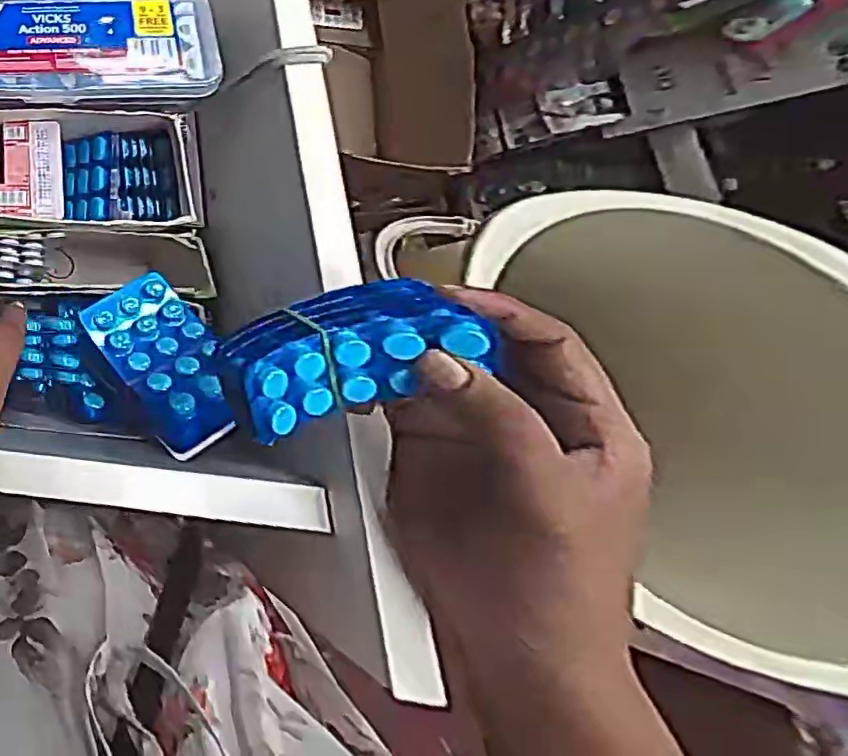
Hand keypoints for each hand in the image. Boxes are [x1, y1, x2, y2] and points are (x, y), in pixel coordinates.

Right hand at [386, 287, 654, 689]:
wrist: (506, 639)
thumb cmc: (559, 584)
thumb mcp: (546, 490)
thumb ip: (497, 418)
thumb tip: (442, 360)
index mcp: (582, 427)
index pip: (548, 345)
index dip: (503, 313)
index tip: (452, 298)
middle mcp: (521, 421)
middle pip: (476, 351)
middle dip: (435, 328)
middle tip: (393, 312)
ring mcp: (466, 434)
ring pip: (428, 372)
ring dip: (395, 352)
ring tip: (366, 336)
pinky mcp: (419, 448)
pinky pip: (391, 399)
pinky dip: (369, 381)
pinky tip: (354, 372)